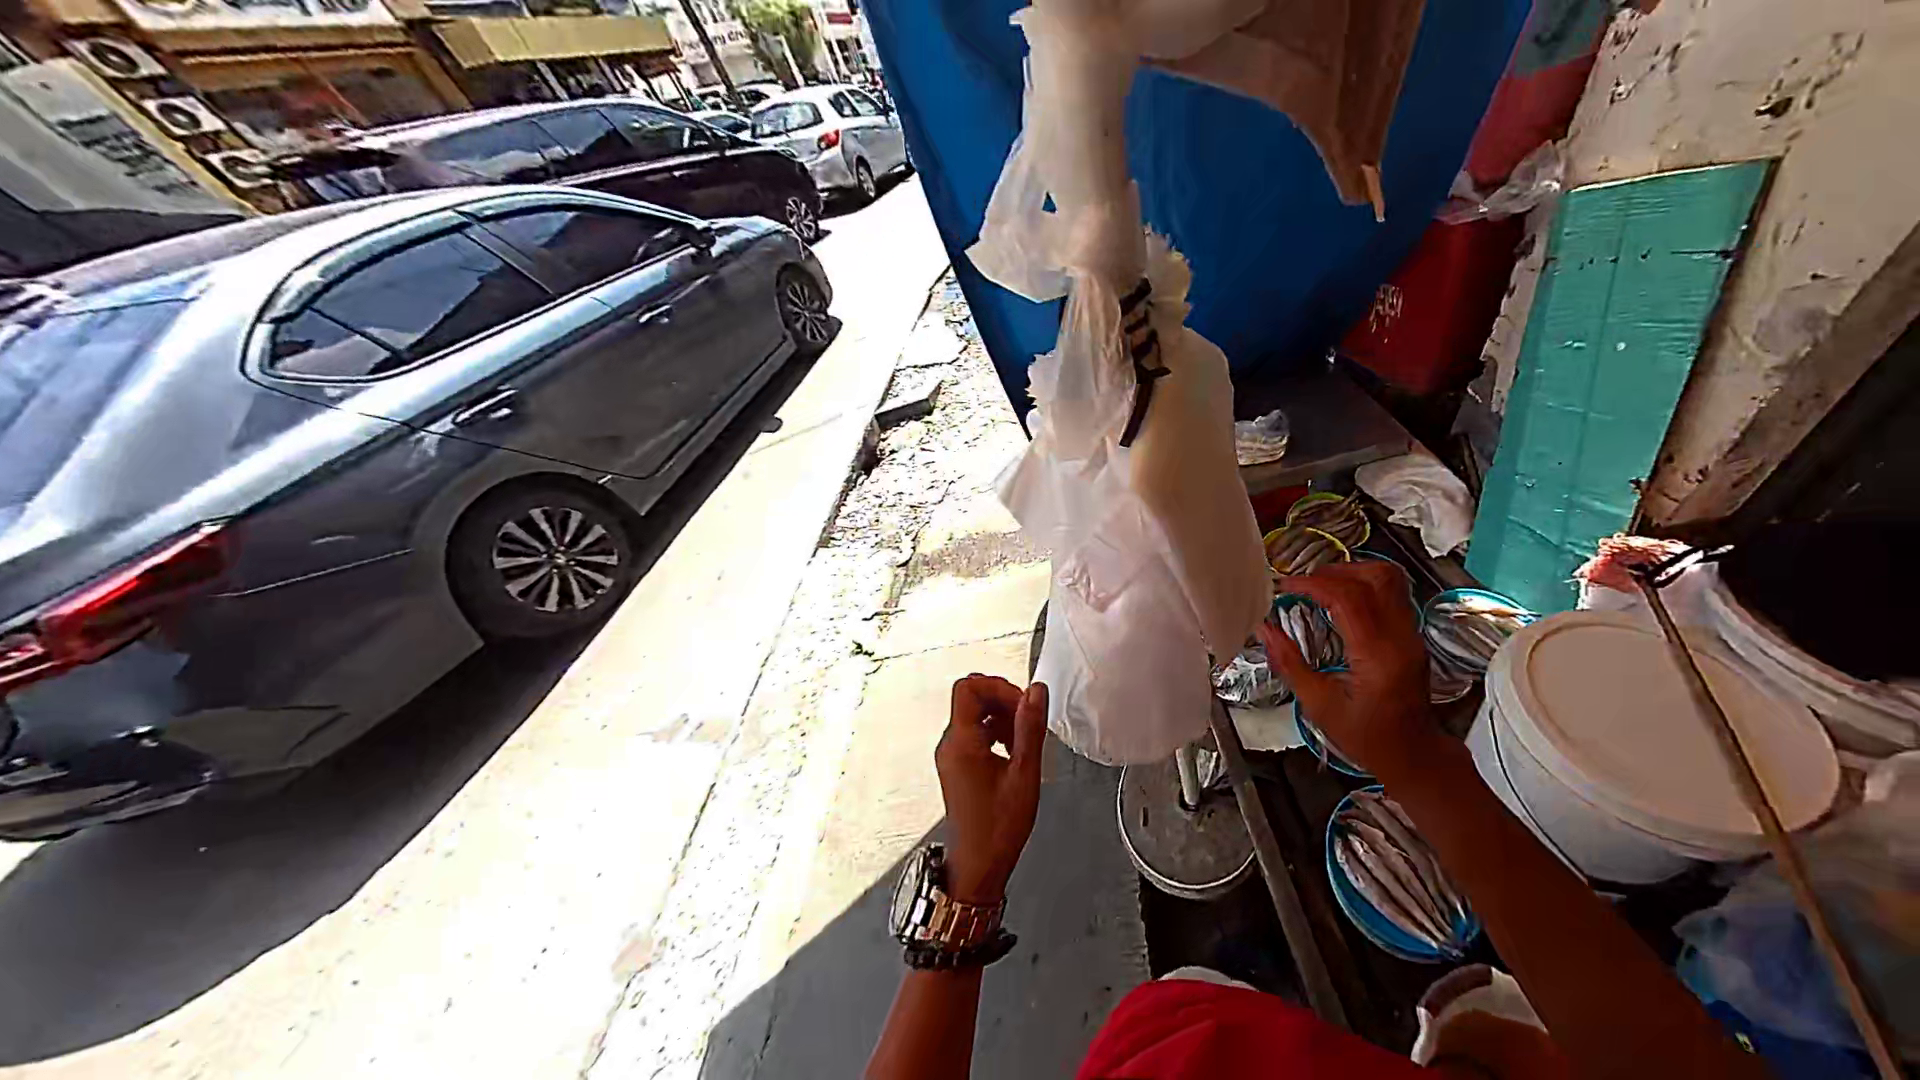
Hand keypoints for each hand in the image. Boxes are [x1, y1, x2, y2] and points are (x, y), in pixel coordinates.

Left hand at [934, 675, 1047, 903]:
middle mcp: (950, 744)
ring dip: (1000, 716)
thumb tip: (1035, 692)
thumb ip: (1030, 728)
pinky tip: (1013, 751)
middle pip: (971, 698)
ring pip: (973, 714)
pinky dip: (995, 731)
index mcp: (961, 742)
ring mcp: (951, 754)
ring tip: (1022, 739)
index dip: (999, 687)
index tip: (1023, 702)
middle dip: (1002, 700)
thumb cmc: (998, 829)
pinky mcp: (957, 764)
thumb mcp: (1024, 775)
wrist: (978, 866)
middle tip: (1027, 718)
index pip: (970, 688)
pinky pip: (974, 732)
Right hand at [1258, 560, 1437, 783]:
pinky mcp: (1411, 635)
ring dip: (1351, 573)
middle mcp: (1401, 638)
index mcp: (1377, 655)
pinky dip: (1362, 585)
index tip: (1284, 587)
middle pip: (1376, 578)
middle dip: (1333, 572)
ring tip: (1320, 585)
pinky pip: (1391, 593)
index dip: (1312, 584)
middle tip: (1303, 583)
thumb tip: (1264, 630)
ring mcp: (1411, 634)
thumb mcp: (1318, 705)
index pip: (1348, 598)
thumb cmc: (1366, 736)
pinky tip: (1338, 600)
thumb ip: (1289, 663)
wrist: (1414, 755)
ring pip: (1389, 579)